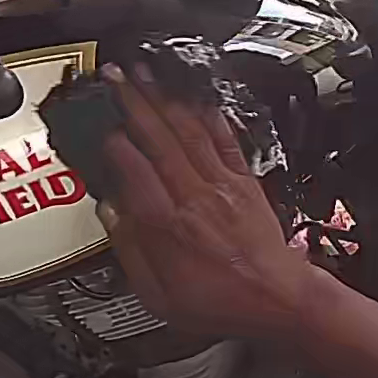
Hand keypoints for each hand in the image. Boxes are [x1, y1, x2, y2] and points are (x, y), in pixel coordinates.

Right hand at [90, 64, 330, 340]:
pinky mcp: (245, 183)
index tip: (100, 124)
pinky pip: (225, 142)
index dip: (115, 145)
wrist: (277, 298)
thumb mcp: (161, 297)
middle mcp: (196, 199)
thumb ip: (131, 252)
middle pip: (159, 141)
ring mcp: (223, 187)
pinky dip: (209, 117)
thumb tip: (110, 215)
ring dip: (165, 101)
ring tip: (146, 76)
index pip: (135, 173)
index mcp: (170, 228)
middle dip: (134, 105)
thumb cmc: (222, 301)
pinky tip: (196, 99)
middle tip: (114, 78)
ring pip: (189, 133)